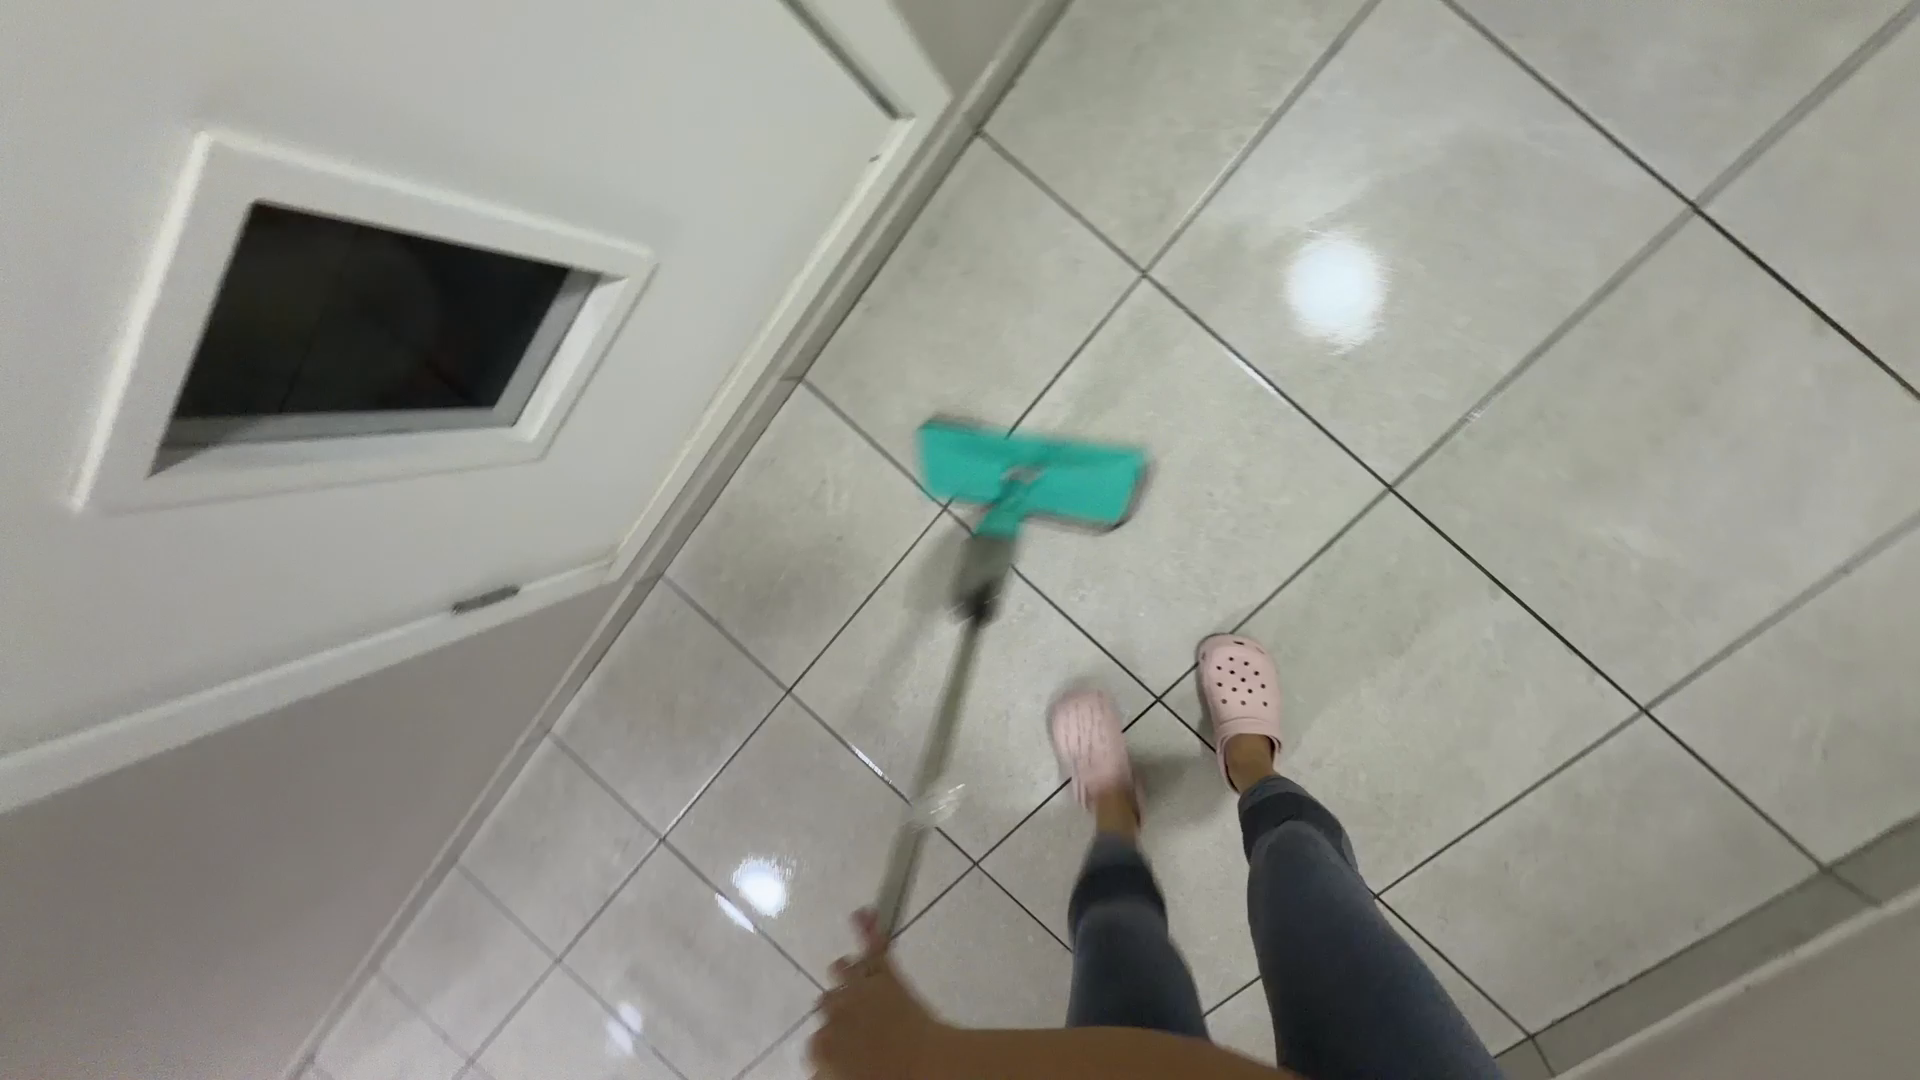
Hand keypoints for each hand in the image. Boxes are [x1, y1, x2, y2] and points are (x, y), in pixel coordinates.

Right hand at [809, 909, 947, 1079]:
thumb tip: (824, 1066)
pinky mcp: (885, 974)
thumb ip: (832, 1068)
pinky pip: (874, 945)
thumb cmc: (889, 1079)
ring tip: (851, 969)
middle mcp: (835, 1012)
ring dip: (845, 970)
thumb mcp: (846, 1079)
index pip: (816, 1039)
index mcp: (823, 1047)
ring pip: (842, 970)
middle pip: (826, 1002)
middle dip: (838, 1007)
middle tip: (856, 1018)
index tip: (845, 1048)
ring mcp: (860, 988)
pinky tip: (864, 912)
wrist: (924, 1067)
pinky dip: (868, 927)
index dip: (832, 1042)